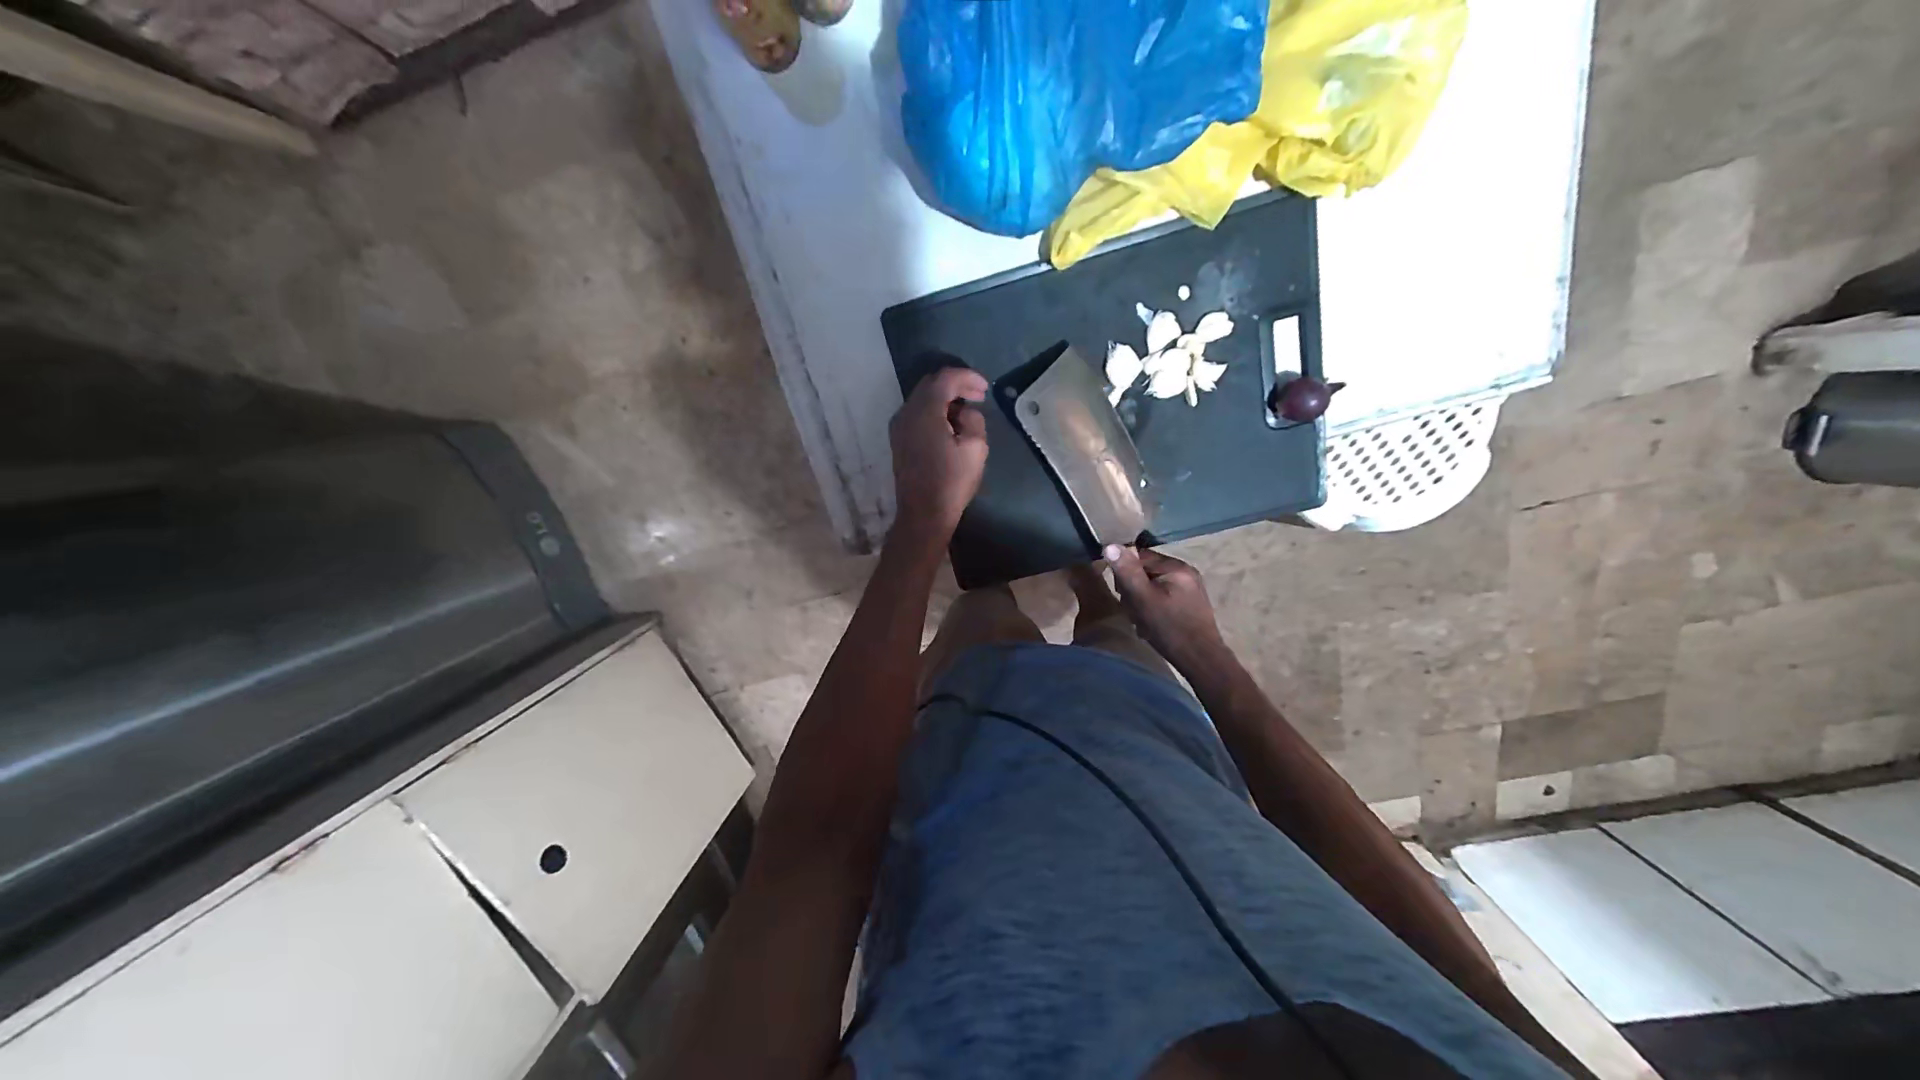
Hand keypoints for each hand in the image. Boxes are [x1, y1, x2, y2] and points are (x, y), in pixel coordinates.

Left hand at [890, 366, 989, 542]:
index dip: (967, 377)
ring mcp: (898, 427)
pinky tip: (950, 425)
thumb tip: (964, 413)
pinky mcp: (898, 440)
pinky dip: (934, 411)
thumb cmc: (952, 482)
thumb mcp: (976, 447)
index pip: (945, 378)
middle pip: (930, 385)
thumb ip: (973, 420)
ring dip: (944, 399)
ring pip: (922, 399)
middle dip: (955, 385)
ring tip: (967, 411)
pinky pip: (917, 414)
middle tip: (978, 396)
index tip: (985, 388)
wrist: (923, 514)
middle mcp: (906, 413)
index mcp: (924, 411)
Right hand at [1103, 544, 1227, 672]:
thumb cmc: (1169, 628)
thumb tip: (1110, 546)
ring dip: (1142, 600)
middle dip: (1134, 589)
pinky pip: (1163, 596)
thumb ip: (1127, 572)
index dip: (1125, 572)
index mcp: (1176, 567)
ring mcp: (1190, 588)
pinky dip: (1153, 607)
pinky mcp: (1191, 603)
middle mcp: (1186, 572)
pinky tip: (1151, 624)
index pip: (1140, 556)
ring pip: (1153, 585)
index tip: (1120, 591)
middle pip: (1146, 571)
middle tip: (1132, 609)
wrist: (1200, 659)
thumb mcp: (1142, 599)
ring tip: (1141, 620)